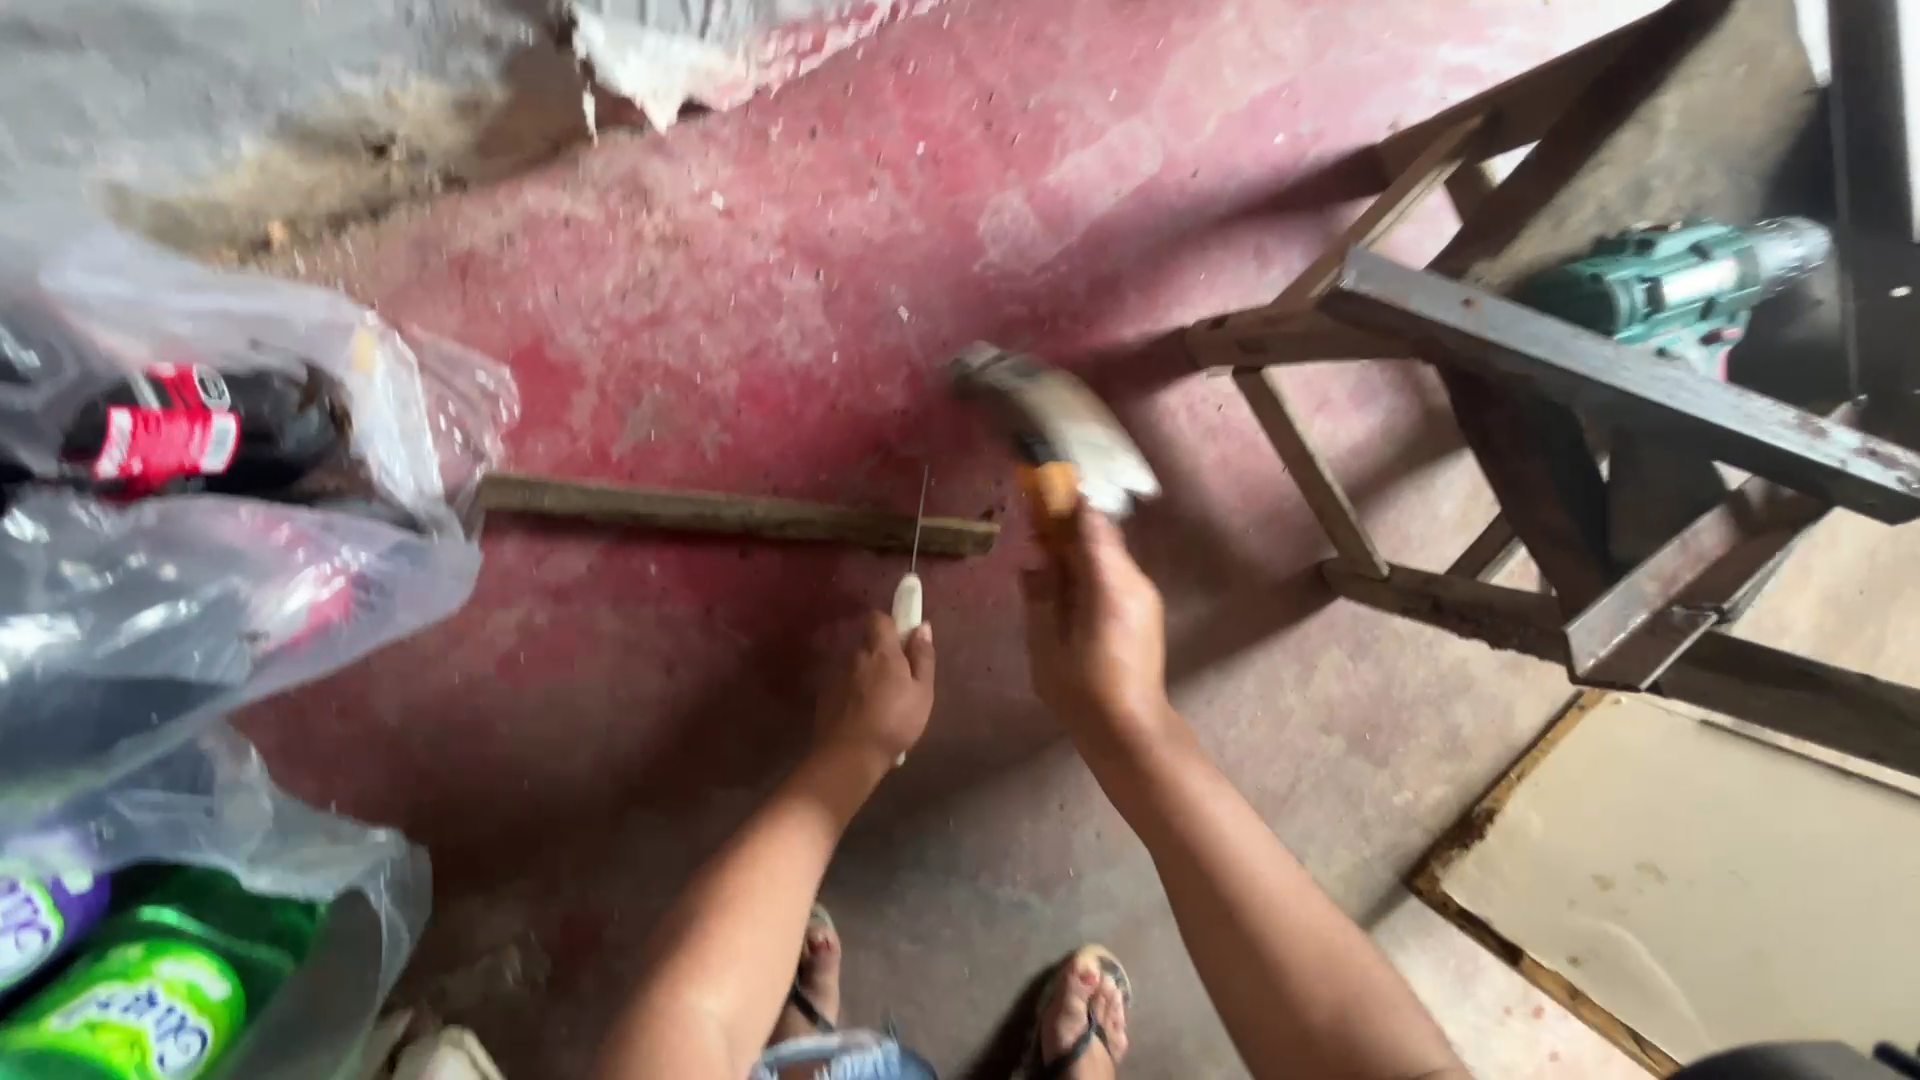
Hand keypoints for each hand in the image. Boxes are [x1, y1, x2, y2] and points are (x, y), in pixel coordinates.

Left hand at [814, 612, 935, 767]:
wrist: (850, 755)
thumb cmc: (895, 722)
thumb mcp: (922, 692)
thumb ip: (922, 656)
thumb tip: (922, 625)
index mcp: (881, 651)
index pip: (878, 618)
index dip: (890, 624)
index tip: (902, 640)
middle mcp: (855, 656)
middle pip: (866, 642)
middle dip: (879, 652)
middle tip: (896, 678)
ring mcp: (836, 675)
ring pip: (854, 664)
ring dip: (865, 673)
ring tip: (878, 701)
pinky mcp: (825, 694)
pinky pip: (843, 683)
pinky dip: (852, 691)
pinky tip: (861, 713)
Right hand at [1022, 501, 1180, 750]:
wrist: (1130, 729)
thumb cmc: (1082, 691)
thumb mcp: (1046, 645)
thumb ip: (1041, 595)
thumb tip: (1035, 560)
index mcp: (1110, 587)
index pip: (1091, 526)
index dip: (1065, 504)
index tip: (1041, 489)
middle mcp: (1134, 582)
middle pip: (1102, 536)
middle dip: (1068, 527)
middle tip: (1035, 528)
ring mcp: (1144, 596)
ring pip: (1109, 555)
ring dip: (1079, 549)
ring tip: (1046, 561)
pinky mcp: (1145, 610)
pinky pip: (1115, 574)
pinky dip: (1091, 569)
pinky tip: (1068, 587)